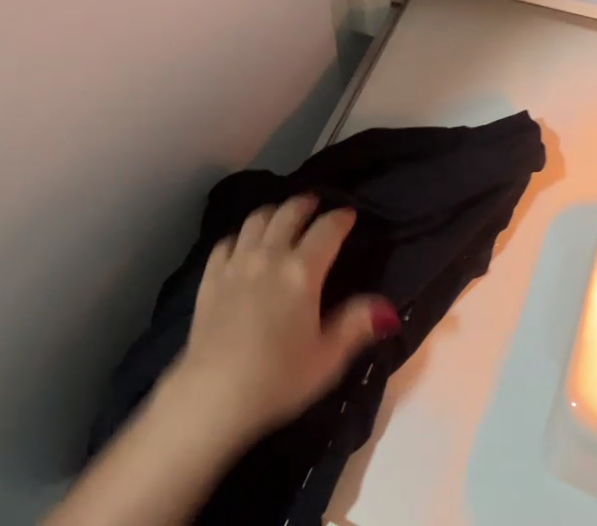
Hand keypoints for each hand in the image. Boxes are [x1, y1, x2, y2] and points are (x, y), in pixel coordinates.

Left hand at [155, 195, 397, 444]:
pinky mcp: (210, 276)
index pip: (326, 231)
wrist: (215, 392)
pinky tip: (244, 243)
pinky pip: (227, 241)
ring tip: (282, 215)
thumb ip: (355, 326)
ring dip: (274, 212)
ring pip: (256, 220)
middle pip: (288, 214)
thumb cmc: (279, 379)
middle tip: (315, 204)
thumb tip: (386, 307)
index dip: (340, 218)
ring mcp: (235, 263)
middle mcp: (269, 256)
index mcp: (302, 272)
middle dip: (305, 205)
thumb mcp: (327, 358)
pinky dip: (242, 235)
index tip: (348, 214)